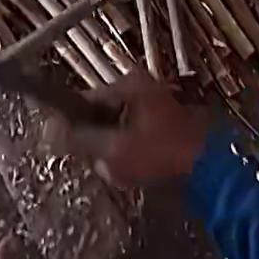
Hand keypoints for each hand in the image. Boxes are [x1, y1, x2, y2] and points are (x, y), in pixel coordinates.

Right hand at [66, 72, 209, 186]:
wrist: (211, 172)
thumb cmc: (162, 153)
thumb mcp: (115, 148)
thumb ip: (80, 139)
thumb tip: (47, 130)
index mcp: (127, 85)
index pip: (85, 100)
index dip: (72, 123)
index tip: (65, 145)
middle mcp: (139, 88)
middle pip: (100, 116)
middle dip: (98, 143)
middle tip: (104, 163)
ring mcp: (152, 106)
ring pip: (115, 132)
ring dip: (114, 154)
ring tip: (122, 171)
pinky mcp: (161, 126)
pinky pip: (132, 139)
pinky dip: (130, 156)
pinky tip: (136, 173)